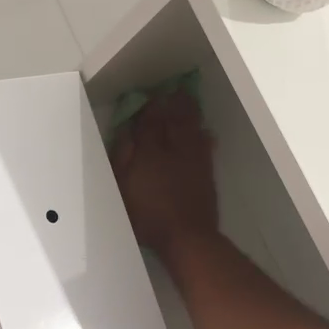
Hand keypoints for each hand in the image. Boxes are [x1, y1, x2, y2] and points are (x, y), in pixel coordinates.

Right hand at [110, 91, 217, 255]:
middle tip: (171, 92)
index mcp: (150, 150)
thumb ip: (123, 157)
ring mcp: (194, 158)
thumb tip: (126, 132)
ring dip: (189, 112)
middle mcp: (175, 147)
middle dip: (172, 104)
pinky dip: (203, 134)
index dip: (147, 108)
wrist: (187, 236)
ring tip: (186, 100)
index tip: (146, 98)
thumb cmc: (148, 216)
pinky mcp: (206, 171)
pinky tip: (204, 132)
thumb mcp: (122, 188)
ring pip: (192, 126)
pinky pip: (206, 144)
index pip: (148, 121)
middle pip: (174, 118)